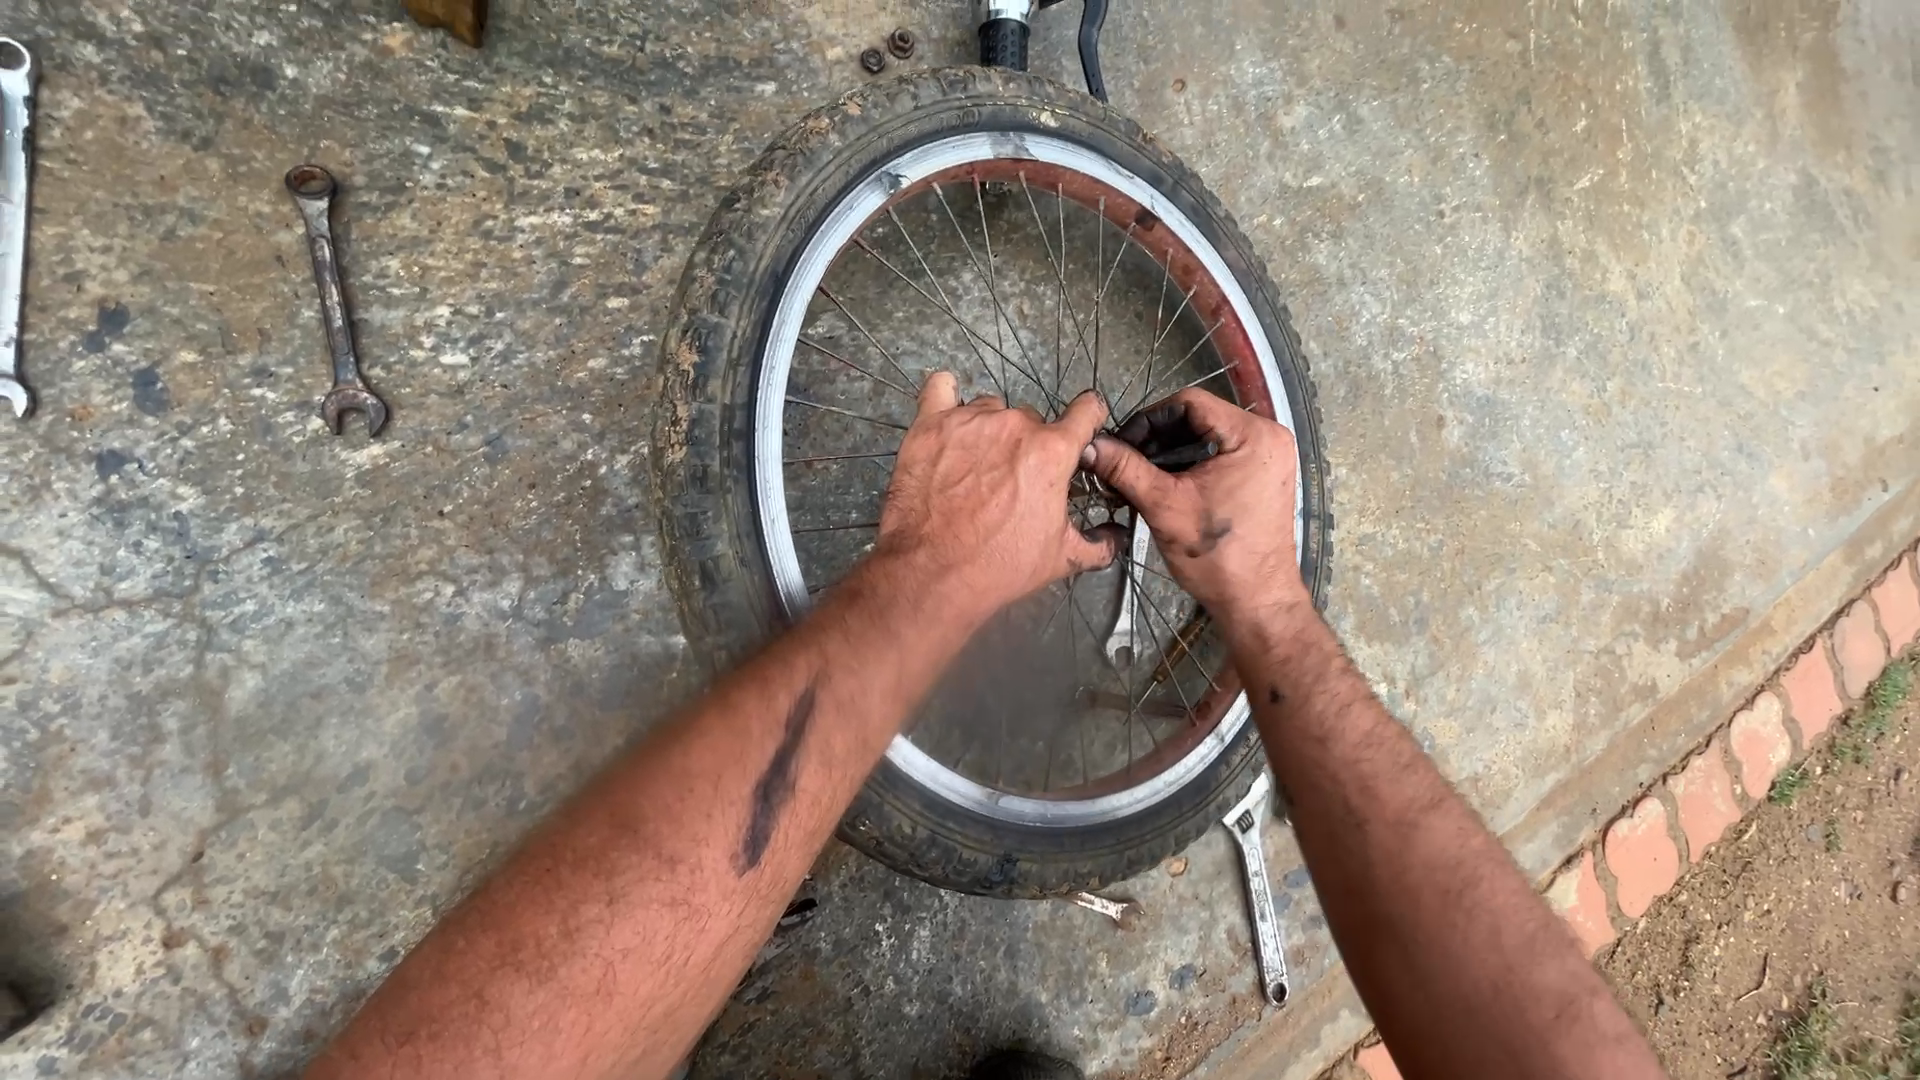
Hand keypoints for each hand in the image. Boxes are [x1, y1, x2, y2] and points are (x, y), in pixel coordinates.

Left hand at [874, 373, 1115, 622]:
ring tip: (974, 467)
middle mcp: (1013, 426)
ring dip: (989, 431)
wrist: (933, 572)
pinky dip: (945, 397)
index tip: (1080, 430)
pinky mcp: (929, 425)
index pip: (1085, 411)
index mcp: (1051, 451)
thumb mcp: (1060, 558)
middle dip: (1027, 445)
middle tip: (1012, 480)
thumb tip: (1115, 538)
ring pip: (990, 409)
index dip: (1087, 420)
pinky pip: (940, 389)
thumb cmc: (998, 565)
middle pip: (1031, 420)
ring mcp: (969, 421)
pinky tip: (948, 418)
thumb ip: (1098, 544)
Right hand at [1086, 388, 1308, 628]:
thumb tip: (1089, 445)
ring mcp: (1268, 457)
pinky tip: (1162, 483)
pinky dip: (1189, 465)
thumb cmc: (1215, 555)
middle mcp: (1268, 437)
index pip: (1189, 403)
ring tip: (1137, 474)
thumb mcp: (1163, 506)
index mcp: (1253, 435)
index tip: (1121, 444)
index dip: (1148, 419)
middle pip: (1199, 418)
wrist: (1255, 601)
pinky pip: (1219, 455)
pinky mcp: (1262, 476)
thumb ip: (1125, 469)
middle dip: (1156, 439)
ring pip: (1206, 437)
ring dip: (1169, 452)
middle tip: (1124, 461)